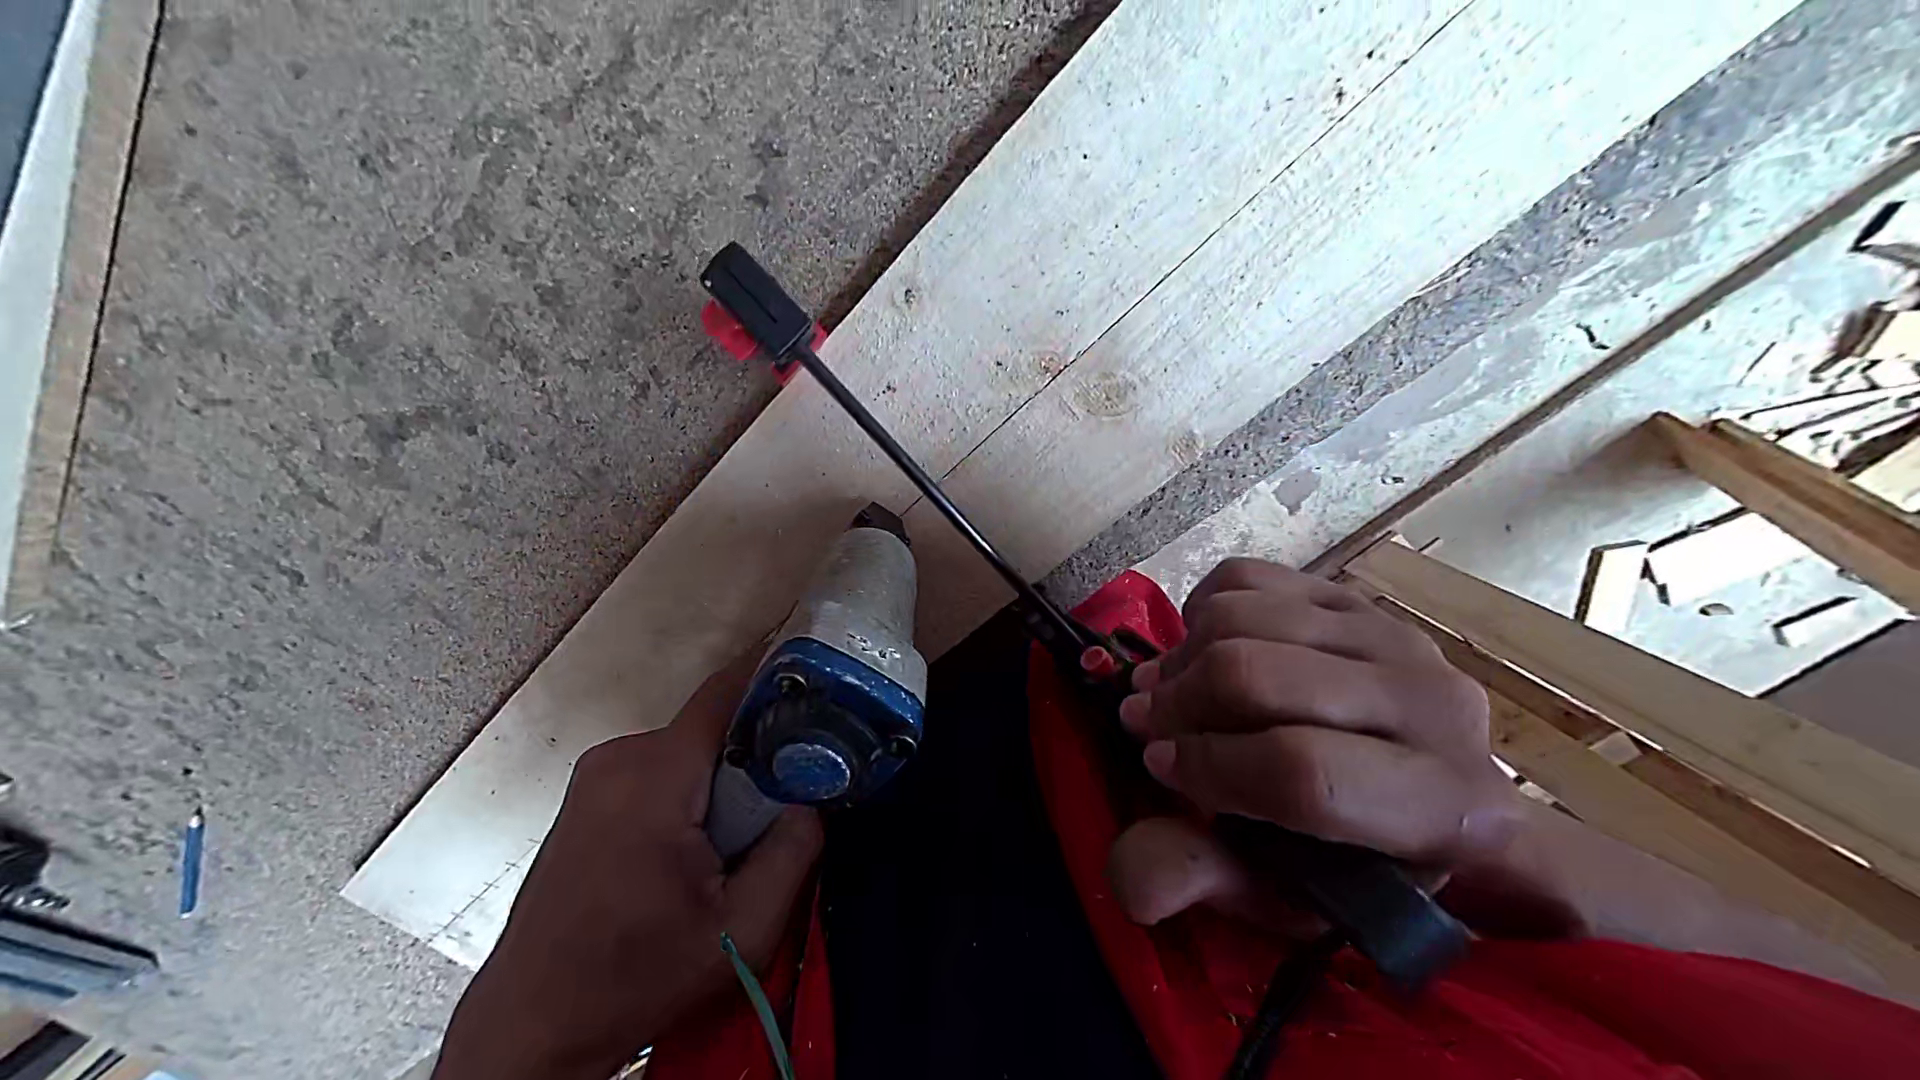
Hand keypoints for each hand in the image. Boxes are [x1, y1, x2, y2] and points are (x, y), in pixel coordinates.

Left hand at [435, 656, 823, 1079]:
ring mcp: (596, 776)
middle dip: (756, 752)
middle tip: (788, 798)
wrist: (529, 1030)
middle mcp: (619, 759)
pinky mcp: (587, 797)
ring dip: (724, 778)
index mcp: (654, 777)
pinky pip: (661, 769)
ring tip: (738, 839)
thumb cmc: (633, 978)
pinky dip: (692, 790)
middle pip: (713, 726)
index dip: (774, 672)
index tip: (817, 670)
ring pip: (690, 750)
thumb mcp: (742, 931)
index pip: (725, 692)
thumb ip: (794, 853)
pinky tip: (696, 848)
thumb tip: (812, 801)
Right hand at [1107, 558, 1520, 928]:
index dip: (1209, 767)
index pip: (1301, 772)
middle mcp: (1434, 706)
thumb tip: (1132, 880)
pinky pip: (1248, 577)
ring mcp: (1393, 636)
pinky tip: (1202, 648)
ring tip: (1167, 688)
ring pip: (1244, 616)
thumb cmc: (1354, 852)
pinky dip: (1200, 608)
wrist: (1419, 784)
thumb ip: (1210, 882)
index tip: (1160, 765)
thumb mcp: (1285, 890)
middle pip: (1259, 675)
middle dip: (1178, 701)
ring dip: (1180, 654)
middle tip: (1143, 719)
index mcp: (1443, 807)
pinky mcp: (1353, 597)